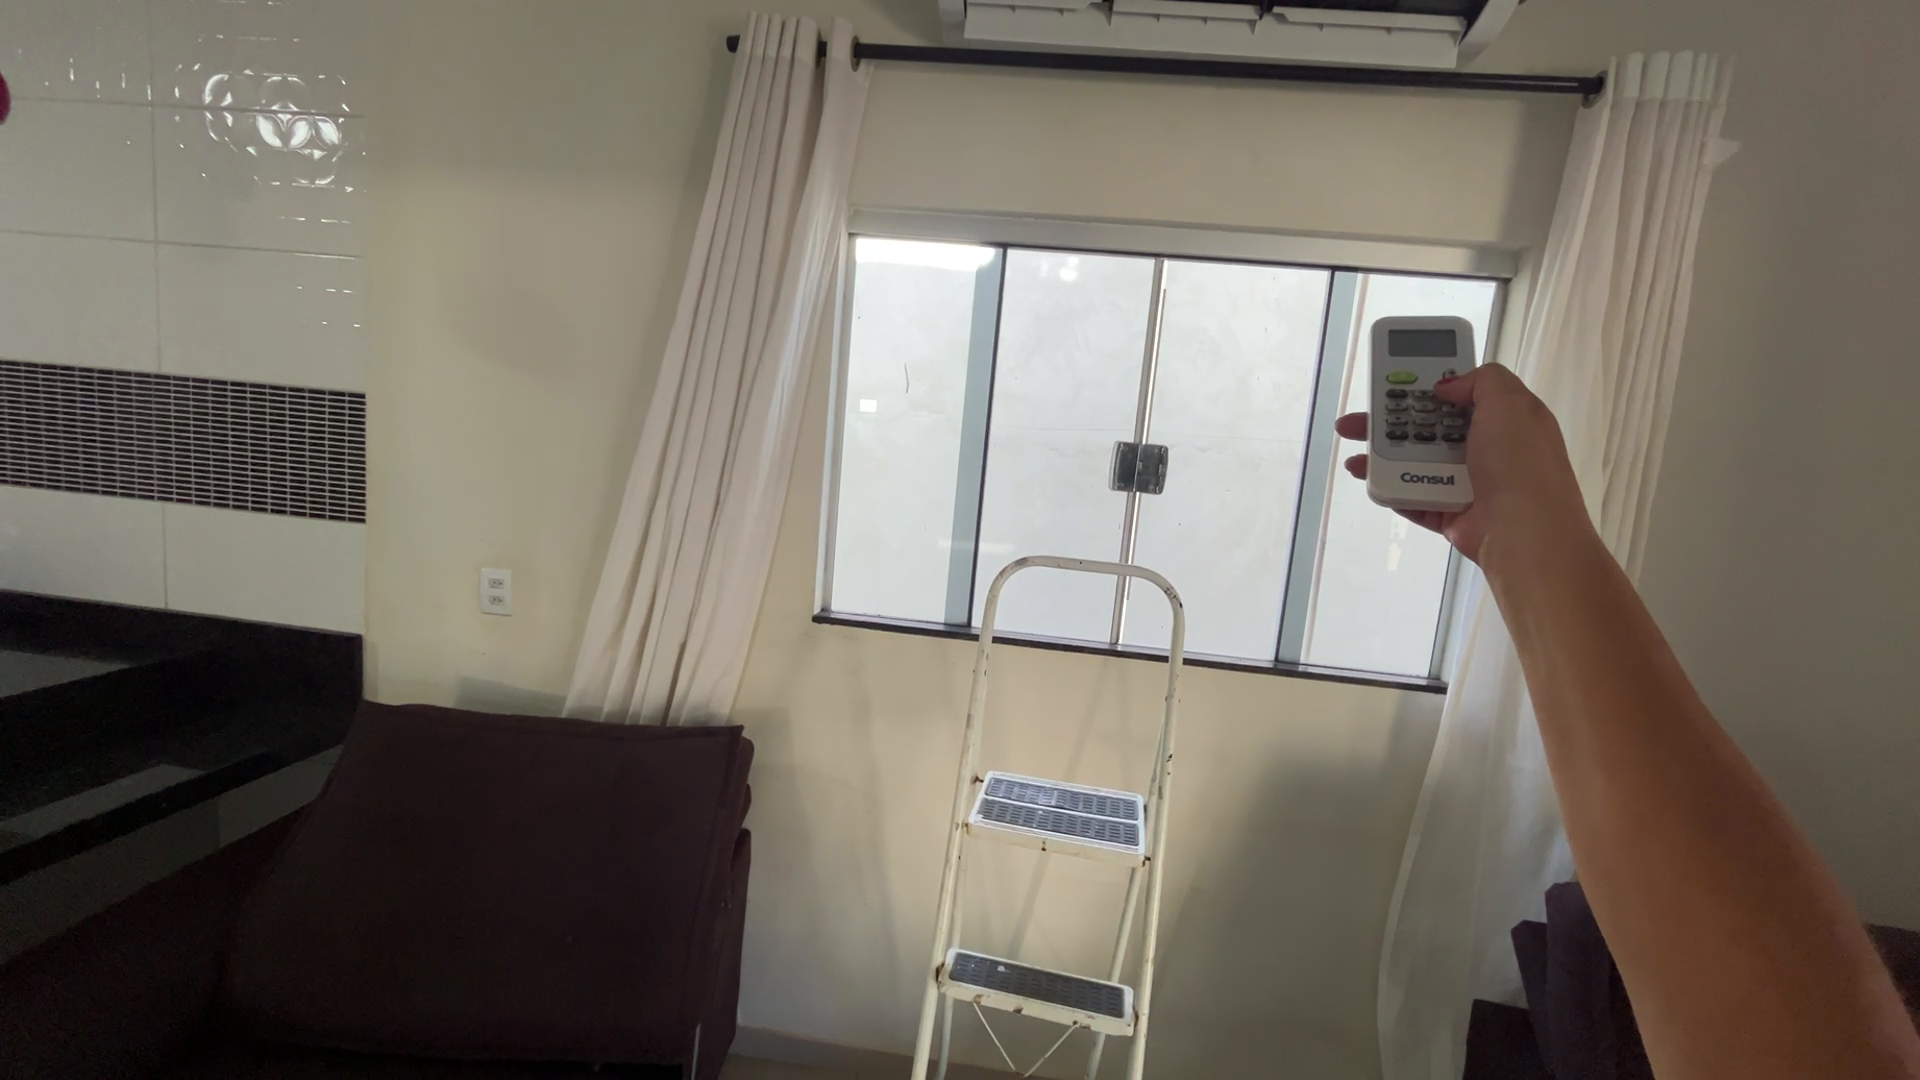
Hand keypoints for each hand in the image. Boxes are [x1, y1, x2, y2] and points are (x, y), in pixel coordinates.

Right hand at [1336, 364, 1591, 566]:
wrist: (1523, 533)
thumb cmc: (1521, 466)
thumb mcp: (1512, 405)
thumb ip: (1481, 381)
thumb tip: (1445, 387)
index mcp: (1502, 419)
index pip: (1459, 394)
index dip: (1427, 385)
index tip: (1394, 381)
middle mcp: (1482, 448)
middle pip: (1424, 427)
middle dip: (1387, 422)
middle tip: (1355, 421)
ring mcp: (1463, 481)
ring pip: (1412, 461)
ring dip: (1379, 456)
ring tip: (1353, 455)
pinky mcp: (1445, 509)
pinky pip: (1409, 494)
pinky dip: (1386, 486)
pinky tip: (1366, 477)